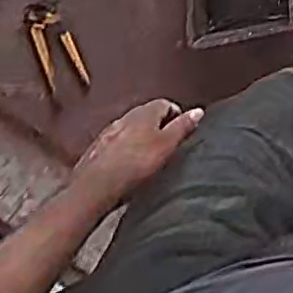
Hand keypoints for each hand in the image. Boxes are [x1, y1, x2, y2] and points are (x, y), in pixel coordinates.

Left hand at [77, 98, 202, 200]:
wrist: (94, 188)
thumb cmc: (134, 165)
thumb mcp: (168, 145)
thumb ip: (183, 126)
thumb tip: (198, 111)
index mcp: (145, 112)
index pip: (167, 104)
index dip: (177, 118)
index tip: (182, 132)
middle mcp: (125, 117)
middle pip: (148, 117)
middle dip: (159, 128)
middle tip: (168, 147)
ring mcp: (109, 134)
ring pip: (131, 131)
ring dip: (141, 140)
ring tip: (148, 160)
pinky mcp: (97, 151)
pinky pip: (117, 146)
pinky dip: (125, 153)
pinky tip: (128, 169)